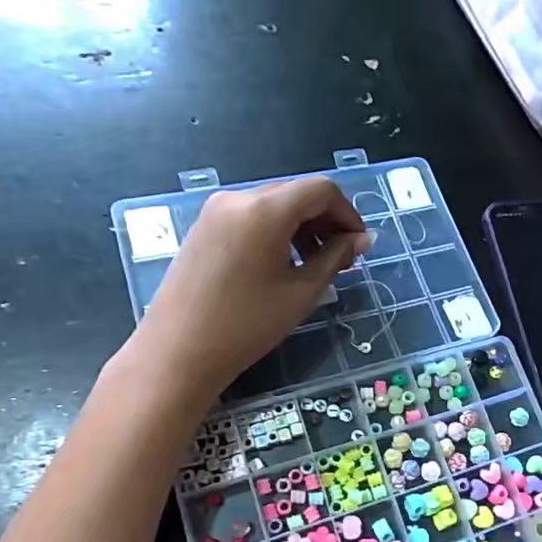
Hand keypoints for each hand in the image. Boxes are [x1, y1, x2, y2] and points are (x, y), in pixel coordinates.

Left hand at [128, 177, 370, 399]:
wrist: (179, 351)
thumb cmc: (248, 324)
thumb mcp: (302, 292)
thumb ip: (335, 258)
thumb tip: (362, 239)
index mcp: (265, 209)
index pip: (321, 190)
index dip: (348, 214)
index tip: (358, 247)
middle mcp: (239, 198)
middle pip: (296, 193)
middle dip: (325, 221)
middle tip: (340, 260)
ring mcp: (216, 211)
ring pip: (273, 205)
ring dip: (301, 227)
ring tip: (312, 266)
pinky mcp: (203, 227)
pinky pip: (251, 217)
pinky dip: (275, 232)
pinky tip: (280, 266)